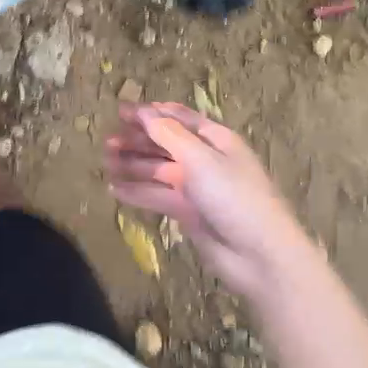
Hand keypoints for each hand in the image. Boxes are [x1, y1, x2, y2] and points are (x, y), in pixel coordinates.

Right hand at [103, 102, 306, 296]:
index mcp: (215, 139)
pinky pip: (158, 197)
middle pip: (165, 144)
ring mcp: (197, 188)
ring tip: (105, 162)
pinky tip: (114, 190)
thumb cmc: (234, 196)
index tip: (120, 111)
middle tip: (106, 141)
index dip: (150, 113)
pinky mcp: (190, 214)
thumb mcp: (200, 158)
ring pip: (158, 171)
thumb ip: (168, 134)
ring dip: (133, 165)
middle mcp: (205, 160)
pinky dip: (137, 192)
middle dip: (137, 140)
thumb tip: (144, 112)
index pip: (178, 118)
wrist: (261, 257)